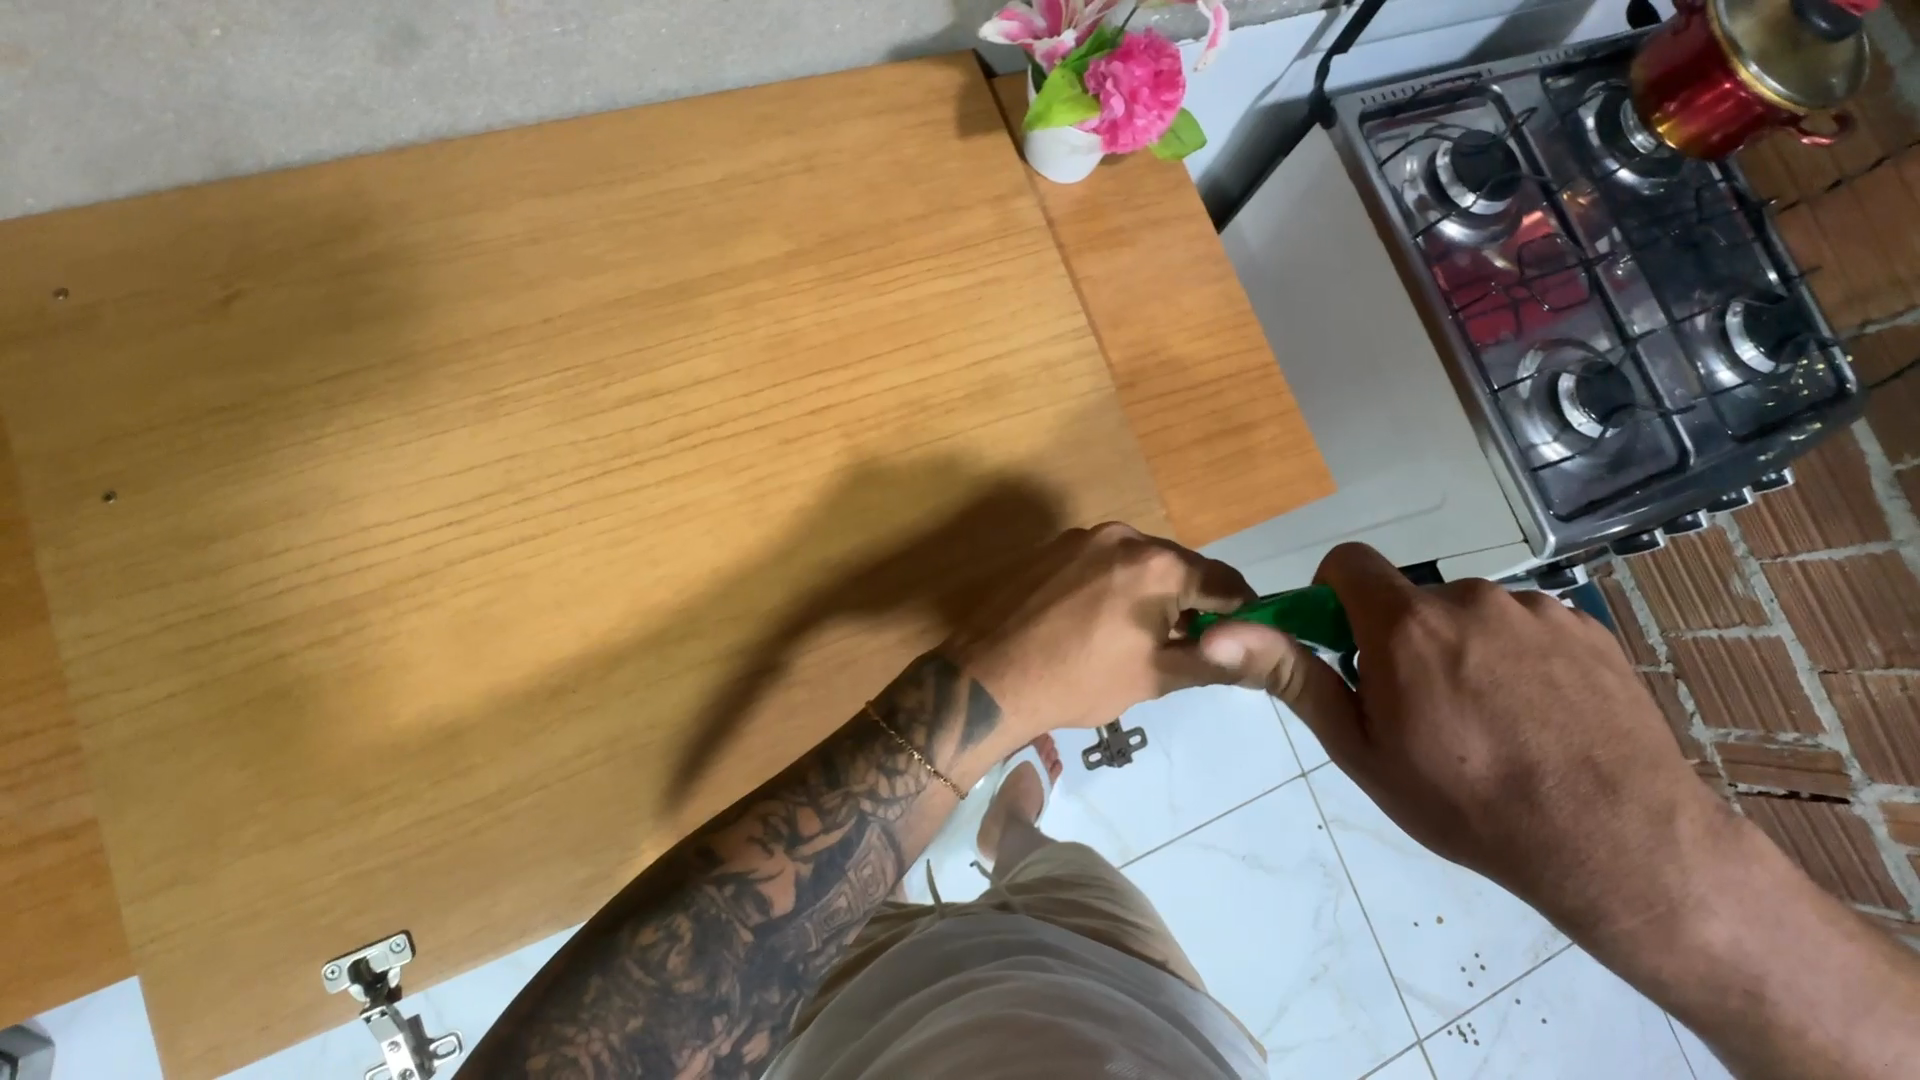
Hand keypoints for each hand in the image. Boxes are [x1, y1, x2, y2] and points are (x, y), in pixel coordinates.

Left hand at [941, 522, 1254, 741]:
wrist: (990, 674)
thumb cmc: (1078, 680)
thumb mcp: (1154, 677)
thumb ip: (1212, 658)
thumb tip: (1257, 649)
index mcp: (1159, 565)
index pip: (1225, 581)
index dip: (1240, 612)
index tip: (1240, 637)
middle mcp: (1125, 536)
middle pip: (1180, 566)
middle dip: (1190, 601)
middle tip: (1183, 644)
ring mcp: (1084, 537)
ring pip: (1139, 562)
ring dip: (1151, 591)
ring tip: (1136, 636)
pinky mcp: (1054, 547)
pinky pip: (1103, 561)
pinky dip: (1115, 584)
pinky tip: (1098, 619)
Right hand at [1197, 542, 1731, 935]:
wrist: (1618, 842)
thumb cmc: (1464, 802)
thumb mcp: (1359, 748)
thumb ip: (1292, 676)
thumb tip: (1214, 634)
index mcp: (1404, 624)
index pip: (1347, 562)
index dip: (1334, 595)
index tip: (1347, 648)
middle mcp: (1469, 598)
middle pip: (1411, 600)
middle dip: (1402, 640)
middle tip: (1422, 712)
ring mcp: (1538, 610)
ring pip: (1471, 615)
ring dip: (1462, 649)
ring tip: (1492, 723)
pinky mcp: (1590, 628)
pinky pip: (1528, 627)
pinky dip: (1518, 658)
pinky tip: (1541, 717)